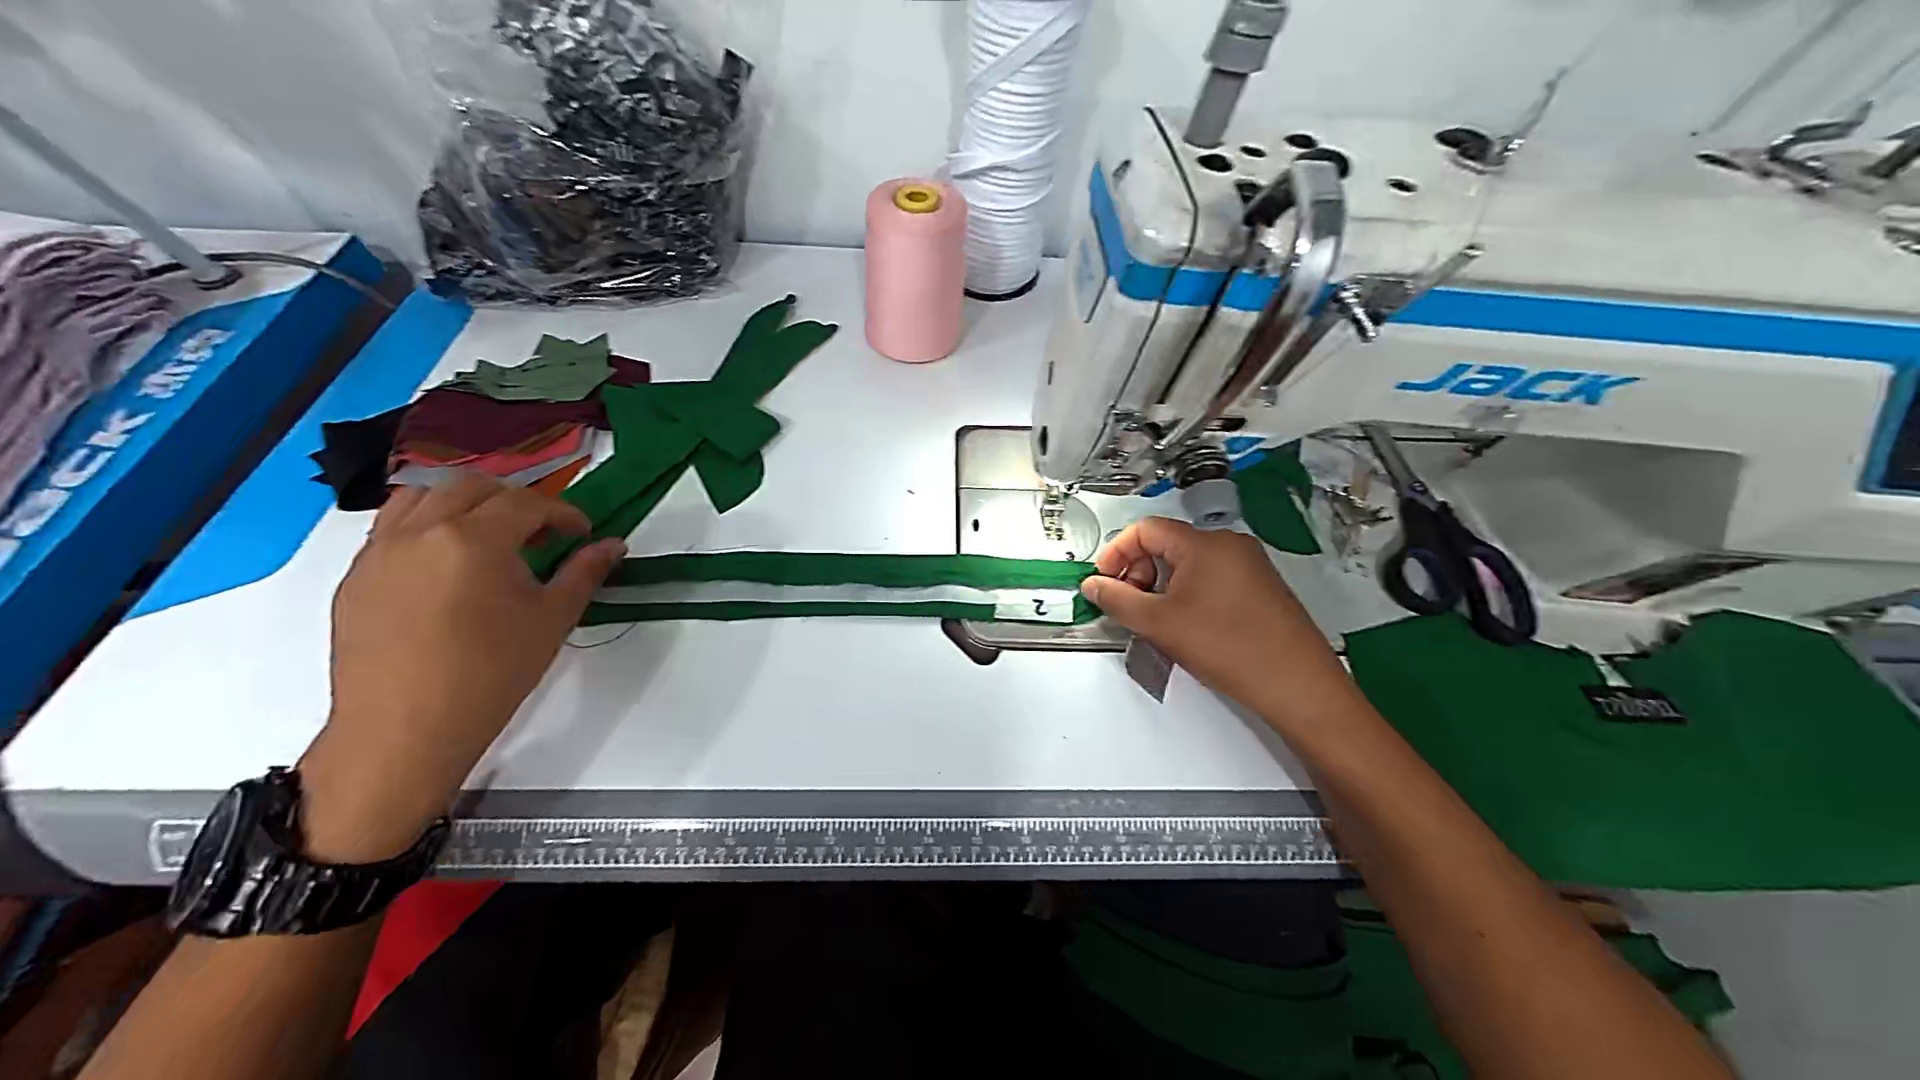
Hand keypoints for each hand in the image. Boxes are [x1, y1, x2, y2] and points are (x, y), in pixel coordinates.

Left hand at [298, 473, 625, 860]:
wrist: (405, 729)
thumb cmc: (491, 674)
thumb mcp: (552, 620)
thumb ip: (584, 573)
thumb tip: (613, 545)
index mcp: (474, 539)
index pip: (527, 503)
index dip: (563, 514)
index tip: (581, 535)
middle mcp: (421, 531)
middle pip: (472, 487)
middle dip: (514, 501)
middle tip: (538, 534)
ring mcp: (379, 551)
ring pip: (422, 496)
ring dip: (463, 503)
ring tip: (486, 537)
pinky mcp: (355, 575)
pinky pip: (390, 528)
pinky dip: (425, 526)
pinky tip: (446, 564)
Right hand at [1081, 517, 1359, 721]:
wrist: (1296, 684)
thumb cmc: (1234, 649)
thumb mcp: (1159, 624)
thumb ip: (1117, 600)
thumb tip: (1095, 585)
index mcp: (1205, 544)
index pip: (1145, 529)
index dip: (1116, 552)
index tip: (1104, 578)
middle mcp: (1230, 545)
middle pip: (1166, 543)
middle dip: (1138, 571)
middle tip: (1128, 602)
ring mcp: (1249, 565)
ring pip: (1187, 563)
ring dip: (1161, 585)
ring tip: (1156, 619)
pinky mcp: (1259, 587)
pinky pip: (1210, 577)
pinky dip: (1186, 593)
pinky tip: (1185, 625)